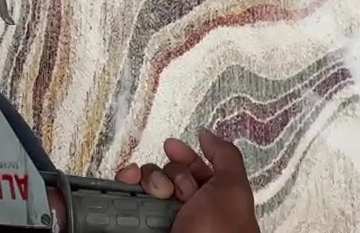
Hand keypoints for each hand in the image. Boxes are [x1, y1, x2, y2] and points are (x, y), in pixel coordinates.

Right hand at [114, 129, 259, 232]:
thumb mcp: (233, 194)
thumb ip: (226, 159)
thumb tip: (206, 134)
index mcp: (215, 204)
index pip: (196, 170)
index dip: (185, 155)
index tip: (171, 147)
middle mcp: (188, 211)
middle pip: (170, 173)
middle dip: (169, 173)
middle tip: (175, 190)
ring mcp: (163, 219)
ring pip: (148, 181)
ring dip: (148, 178)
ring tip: (155, 194)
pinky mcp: (140, 224)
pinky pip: (128, 194)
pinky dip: (126, 182)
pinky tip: (127, 180)